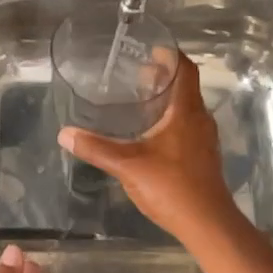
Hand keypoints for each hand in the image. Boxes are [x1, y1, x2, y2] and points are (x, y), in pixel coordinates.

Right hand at [57, 49, 240, 241]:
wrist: (208, 224)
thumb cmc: (171, 186)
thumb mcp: (128, 165)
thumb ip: (96, 148)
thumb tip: (65, 133)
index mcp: (186, 111)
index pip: (185, 69)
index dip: (170, 55)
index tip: (150, 48)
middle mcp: (200, 119)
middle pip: (185, 86)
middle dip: (163, 76)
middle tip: (136, 73)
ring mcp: (204, 139)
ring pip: (187, 107)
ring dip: (167, 99)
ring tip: (140, 100)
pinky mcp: (203, 157)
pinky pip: (188, 125)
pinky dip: (171, 119)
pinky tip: (151, 133)